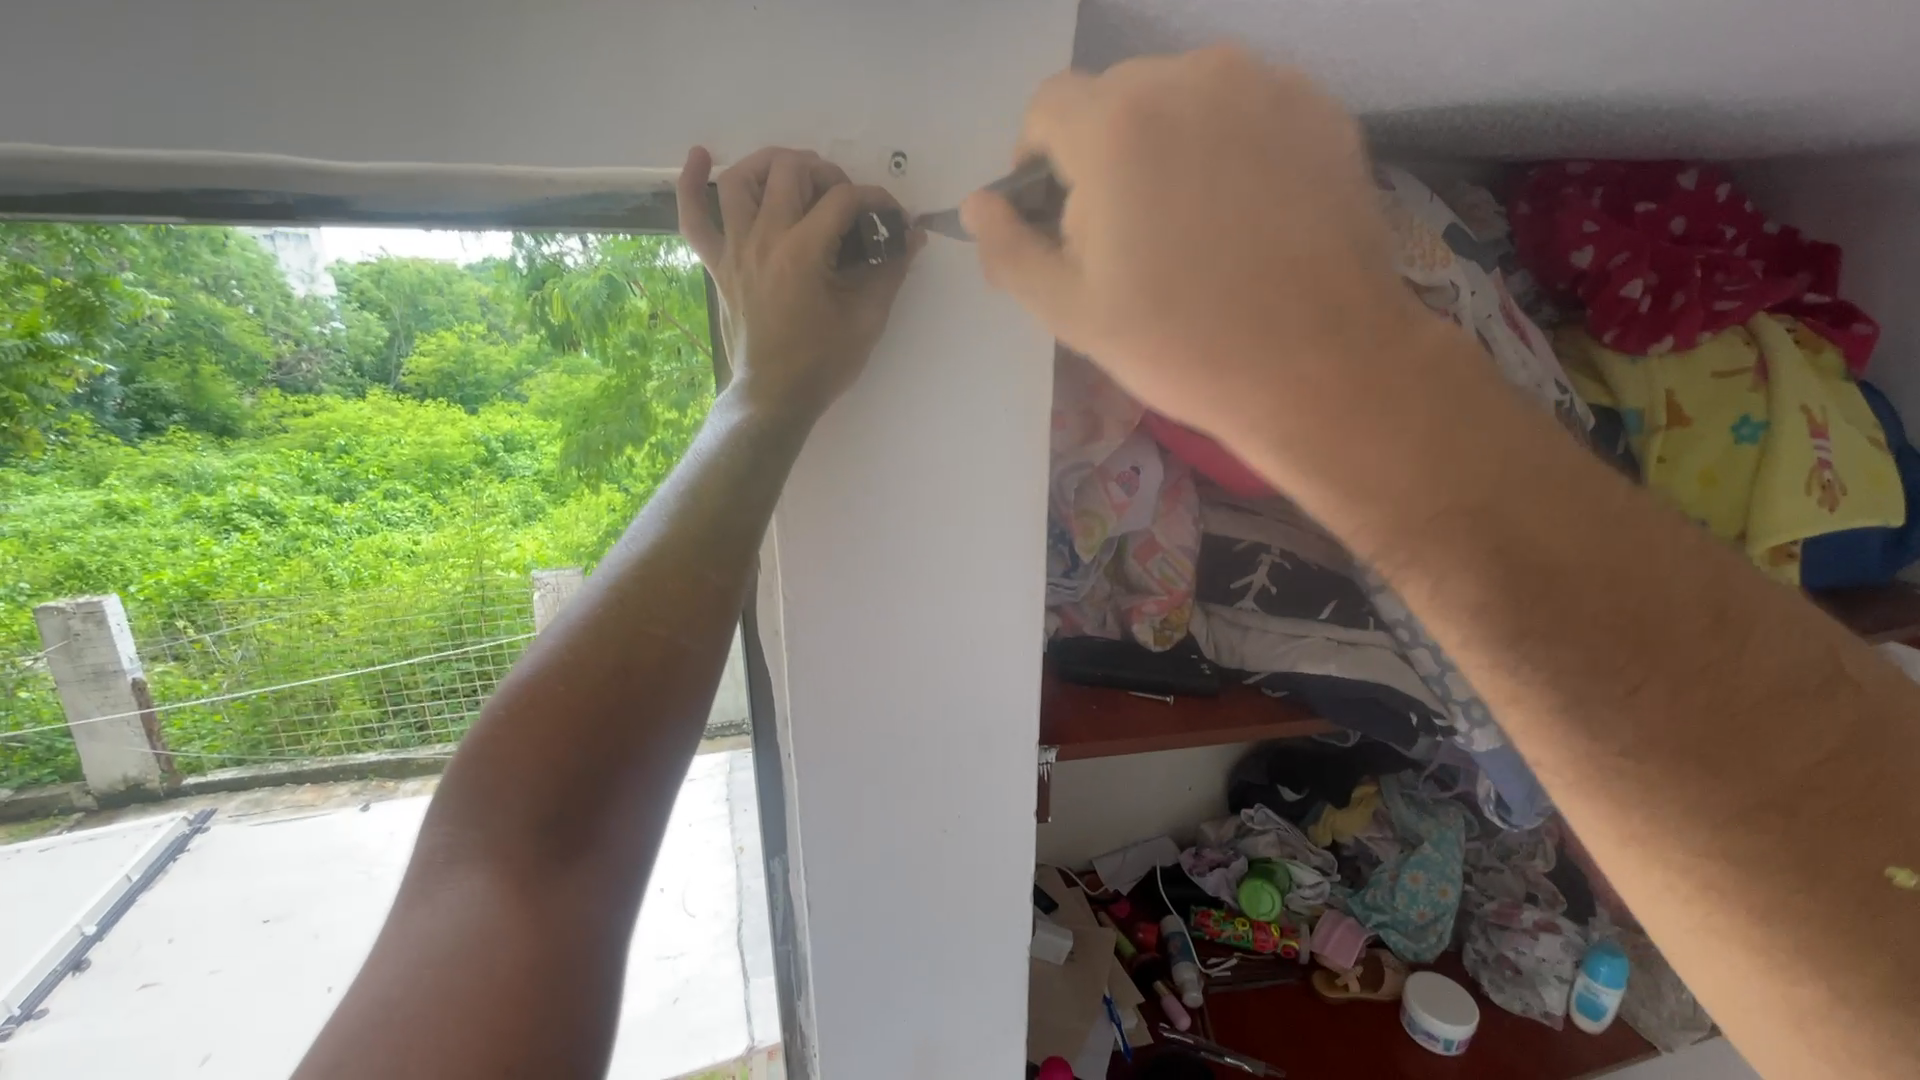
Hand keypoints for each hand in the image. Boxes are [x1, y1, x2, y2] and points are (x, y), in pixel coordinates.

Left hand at [678, 146, 919, 424]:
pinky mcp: (718, 265)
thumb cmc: (823, 363)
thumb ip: (890, 271)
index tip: (891, 217)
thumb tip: (912, 236)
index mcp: (803, 253)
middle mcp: (764, 239)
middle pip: (790, 172)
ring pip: (740, 180)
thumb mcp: (867, 319)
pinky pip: (693, 217)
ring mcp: (735, 250)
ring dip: (770, 164)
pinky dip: (692, 184)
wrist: (775, 398)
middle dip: (826, 174)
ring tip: (794, 173)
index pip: (843, 199)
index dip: (875, 199)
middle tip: (844, 200)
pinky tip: (700, 158)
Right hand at [962, 47, 1430, 450]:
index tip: (1059, 217)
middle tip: (1128, 237)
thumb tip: (978, 206)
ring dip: (1167, 147)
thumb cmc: (1180, 345)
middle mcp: (1192, 78)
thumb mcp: (1071, 313)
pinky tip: (1246, 216)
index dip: (1039, 160)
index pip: (1046, 106)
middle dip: (1104, 155)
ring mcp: (1266, 86)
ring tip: (1191, 228)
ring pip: (1184, 99)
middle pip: (1116, 98)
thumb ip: (1010, 250)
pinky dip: (1229, 148)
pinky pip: (1246, 111)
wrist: (1319, 368)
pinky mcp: (1321, 110)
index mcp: (1117, 124)